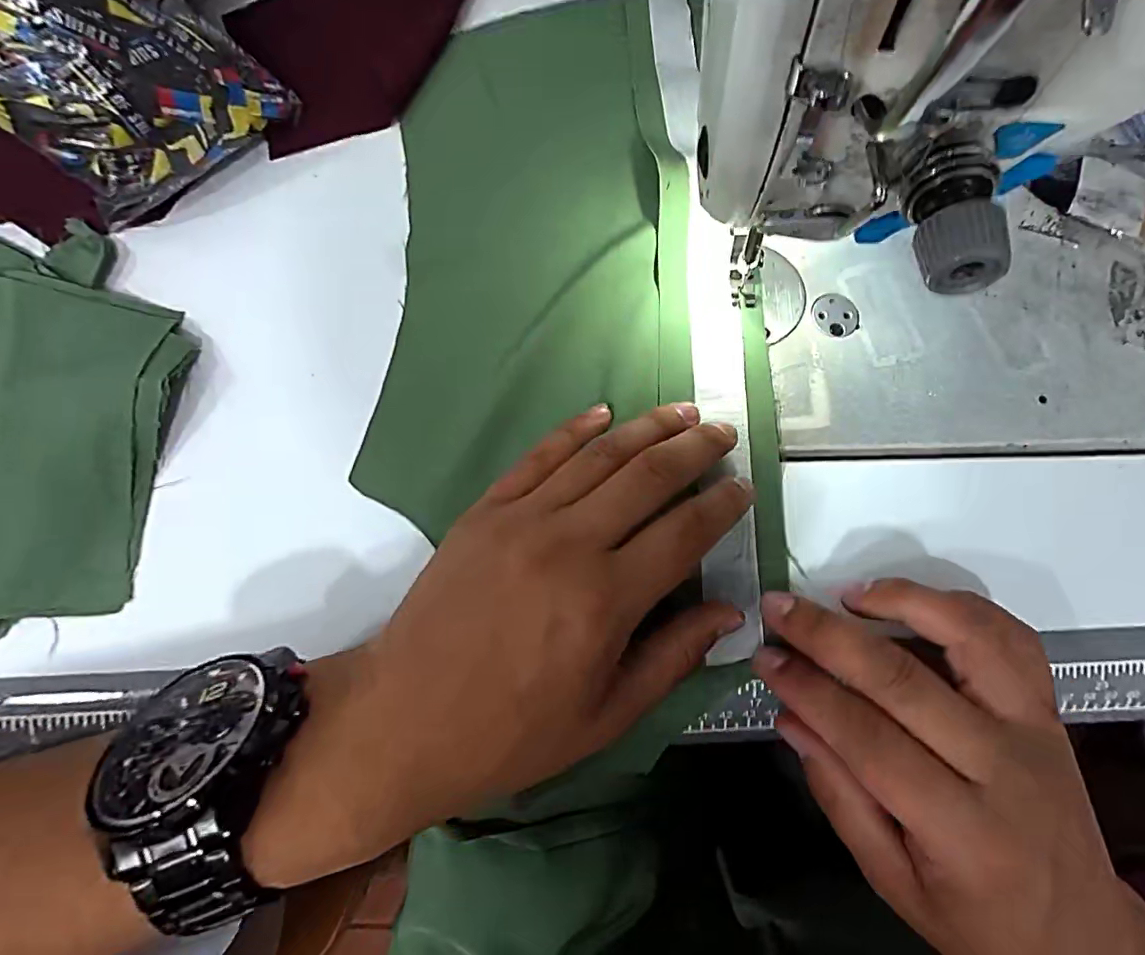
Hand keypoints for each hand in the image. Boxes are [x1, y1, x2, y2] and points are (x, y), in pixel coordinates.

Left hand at [246, 403, 750, 886]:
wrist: (401, 722)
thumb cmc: (512, 732)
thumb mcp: (606, 715)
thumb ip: (672, 656)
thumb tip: (730, 613)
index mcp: (606, 600)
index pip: (684, 532)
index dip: (721, 505)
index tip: (743, 486)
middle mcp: (570, 545)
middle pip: (648, 477)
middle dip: (694, 449)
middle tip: (723, 433)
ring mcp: (522, 519)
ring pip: (599, 456)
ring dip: (647, 428)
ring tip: (682, 412)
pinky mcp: (485, 511)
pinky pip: (539, 457)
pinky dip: (575, 430)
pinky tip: (604, 413)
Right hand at [754, 581, 1144, 954]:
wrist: (1082, 935)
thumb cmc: (980, 922)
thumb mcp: (895, 882)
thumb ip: (840, 796)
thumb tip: (790, 717)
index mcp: (963, 830)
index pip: (868, 738)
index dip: (809, 690)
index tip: (767, 658)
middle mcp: (1005, 767)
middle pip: (905, 680)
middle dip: (830, 636)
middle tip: (781, 609)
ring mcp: (1035, 728)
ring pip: (971, 637)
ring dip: (904, 601)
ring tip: (849, 594)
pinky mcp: (1049, 708)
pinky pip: (1012, 636)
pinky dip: (962, 605)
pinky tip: (917, 602)